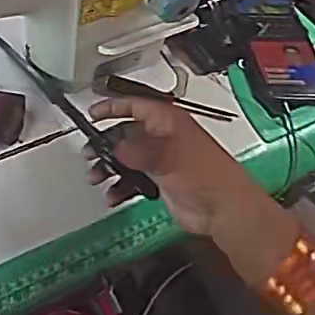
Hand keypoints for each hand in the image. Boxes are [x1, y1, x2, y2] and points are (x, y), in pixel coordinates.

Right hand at [88, 97, 297, 281]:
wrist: (224, 209)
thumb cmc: (205, 174)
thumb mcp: (168, 156)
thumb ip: (139, 150)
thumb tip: (116, 147)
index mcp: (167, 121)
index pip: (135, 105)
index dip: (112, 107)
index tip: (92, 113)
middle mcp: (162, 137)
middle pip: (126, 133)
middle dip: (105, 142)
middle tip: (89, 152)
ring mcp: (161, 160)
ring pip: (126, 158)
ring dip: (110, 167)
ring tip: (96, 177)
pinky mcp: (160, 181)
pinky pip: (133, 179)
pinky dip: (121, 186)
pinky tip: (113, 195)